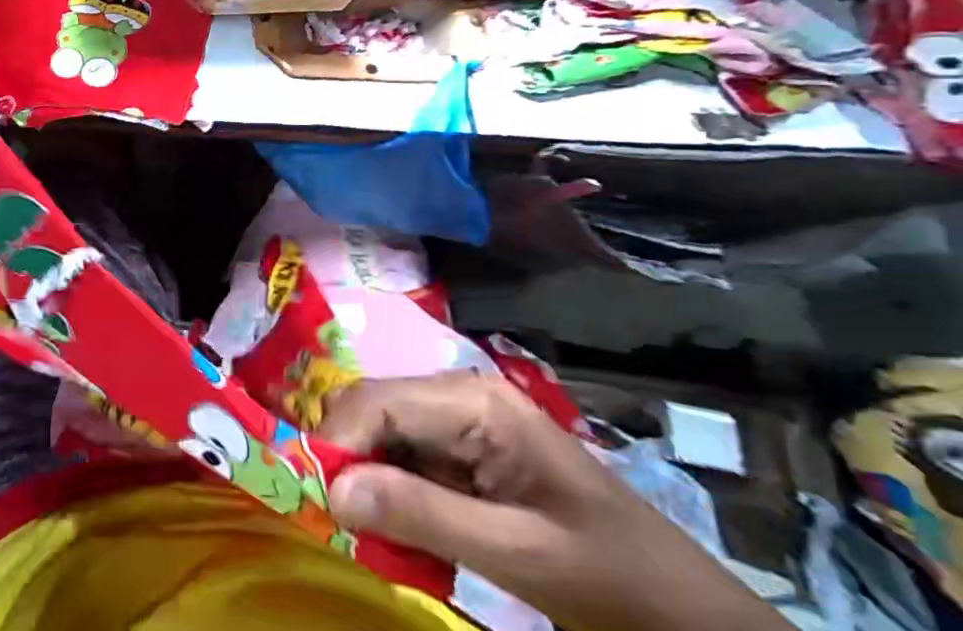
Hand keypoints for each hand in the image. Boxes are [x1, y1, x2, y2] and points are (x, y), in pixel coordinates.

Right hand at [319, 374, 786, 630]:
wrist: (684, 610)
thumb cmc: (610, 577)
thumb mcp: (518, 554)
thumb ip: (422, 515)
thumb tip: (330, 492)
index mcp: (477, 404)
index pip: (375, 401)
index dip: (335, 442)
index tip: (318, 498)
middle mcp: (459, 394)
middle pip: (369, 408)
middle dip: (346, 458)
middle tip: (341, 518)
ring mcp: (459, 417)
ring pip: (376, 430)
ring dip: (364, 477)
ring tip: (372, 529)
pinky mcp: (460, 445)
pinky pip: (398, 454)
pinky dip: (386, 488)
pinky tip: (402, 526)